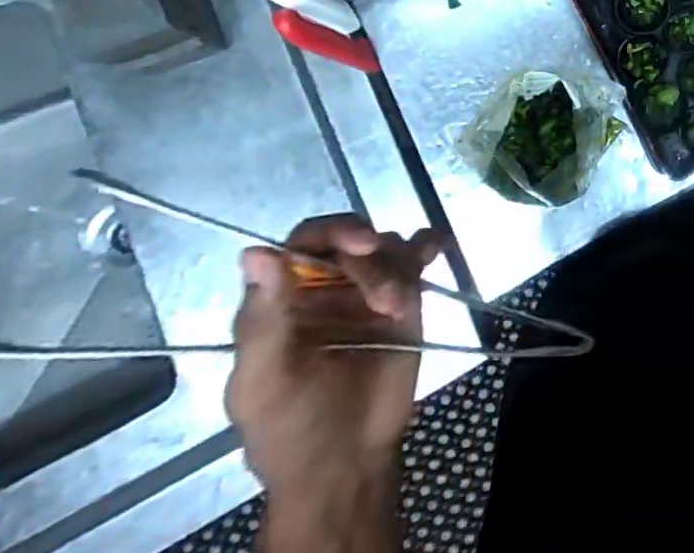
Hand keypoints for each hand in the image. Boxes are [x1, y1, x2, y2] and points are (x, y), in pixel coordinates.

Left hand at [226, 214, 442, 551]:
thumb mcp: (264, 380)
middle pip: (353, 241)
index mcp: (282, 299)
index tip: (361, 244)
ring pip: (390, 246)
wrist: (347, 460)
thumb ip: (264, 318)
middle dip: (371, 261)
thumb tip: (255, 252)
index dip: (332, 232)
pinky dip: (431, 244)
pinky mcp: (406, 299)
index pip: (302, 243)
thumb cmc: (291, 427)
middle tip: (385, 300)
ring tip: (397, 308)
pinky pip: (420, 257)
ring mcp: (368, 290)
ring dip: (399, 266)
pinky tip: (438, 248)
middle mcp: (325, 285)